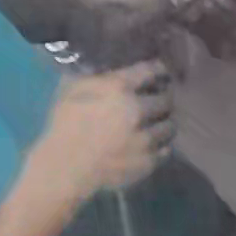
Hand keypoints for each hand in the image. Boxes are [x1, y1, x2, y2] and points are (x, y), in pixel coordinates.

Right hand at [26, 61, 173, 197]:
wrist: (68, 166)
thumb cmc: (66, 124)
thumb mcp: (74, 87)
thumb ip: (99, 77)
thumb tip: (117, 69)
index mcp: (119, 89)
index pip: (152, 71)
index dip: (159, 70)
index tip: (161, 73)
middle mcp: (139, 111)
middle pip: (167, 101)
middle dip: (163, 99)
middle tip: (158, 102)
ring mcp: (147, 138)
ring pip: (170, 126)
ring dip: (165, 123)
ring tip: (156, 124)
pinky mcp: (150, 161)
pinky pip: (166, 148)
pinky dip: (162, 144)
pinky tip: (152, 143)